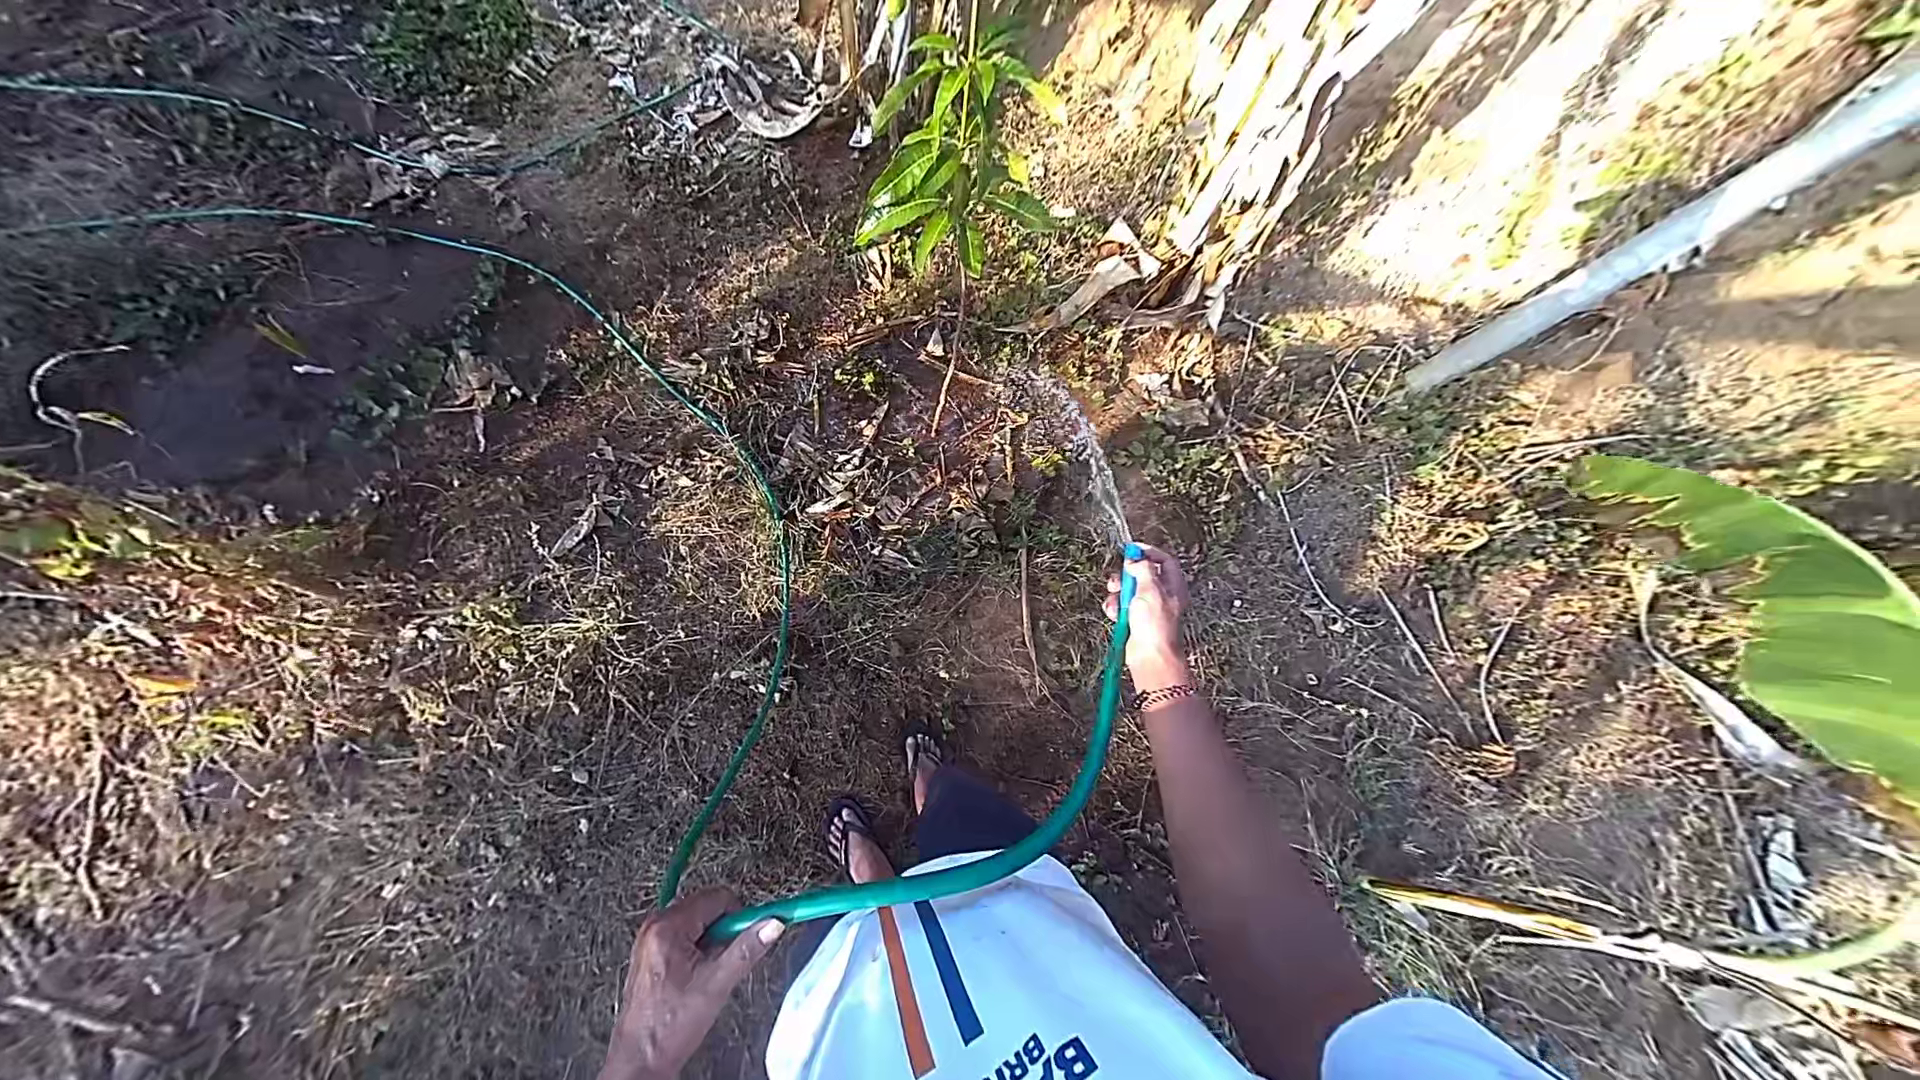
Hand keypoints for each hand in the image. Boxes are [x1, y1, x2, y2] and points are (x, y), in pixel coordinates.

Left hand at [598, 888, 784, 1079]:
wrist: (638, 1065)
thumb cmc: (666, 1031)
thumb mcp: (716, 986)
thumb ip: (747, 949)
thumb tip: (771, 924)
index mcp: (667, 928)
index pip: (718, 897)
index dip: (739, 916)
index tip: (750, 933)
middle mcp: (655, 927)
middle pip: (708, 907)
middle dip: (724, 930)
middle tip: (723, 960)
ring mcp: (651, 940)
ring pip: (699, 922)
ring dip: (712, 941)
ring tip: (707, 972)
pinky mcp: (651, 952)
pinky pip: (686, 935)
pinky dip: (699, 949)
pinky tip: (696, 976)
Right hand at [1103, 543, 1190, 688]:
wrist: (1150, 656)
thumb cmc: (1155, 625)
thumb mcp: (1150, 589)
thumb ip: (1142, 570)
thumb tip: (1135, 561)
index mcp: (1173, 586)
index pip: (1164, 560)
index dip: (1148, 552)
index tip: (1131, 549)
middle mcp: (1162, 595)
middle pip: (1143, 574)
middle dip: (1127, 575)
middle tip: (1118, 579)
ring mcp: (1148, 608)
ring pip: (1128, 590)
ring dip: (1118, 593)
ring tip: (1114, 598)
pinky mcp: (1135, 620)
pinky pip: (1121, 606)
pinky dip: (1115, 607)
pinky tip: (1114, 613)